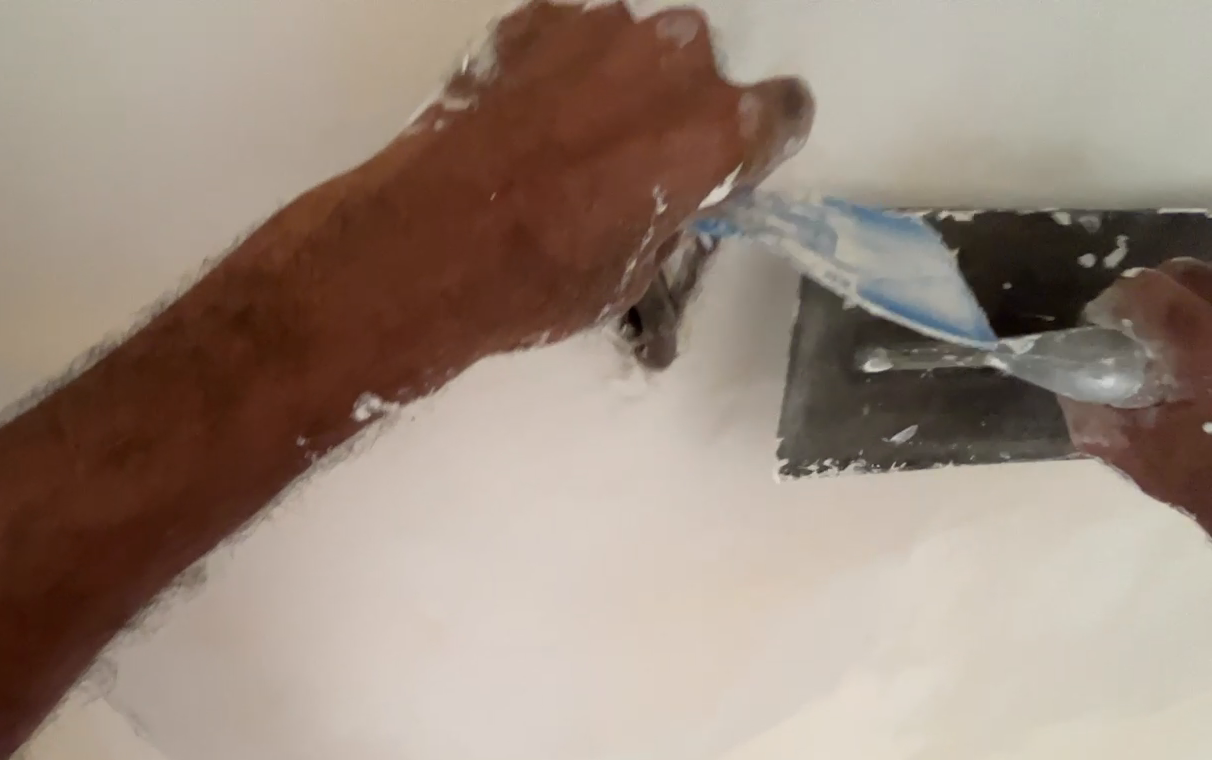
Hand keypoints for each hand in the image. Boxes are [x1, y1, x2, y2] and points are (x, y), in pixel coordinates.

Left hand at [264, 1, 812, 361]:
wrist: (430, 247)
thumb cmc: (538, 282)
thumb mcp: (626, 280)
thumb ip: (664, 223)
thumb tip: (662, 203)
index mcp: (714, 130)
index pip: (781, 115)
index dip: (754, 145)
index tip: (726, 167)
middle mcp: (671, 59)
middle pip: (697, 75)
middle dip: (671, 115)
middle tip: (624, 169)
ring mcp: (597, 28)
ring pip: (631, 52)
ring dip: (612, 90)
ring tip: (560, 151)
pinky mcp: (530, 21)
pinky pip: (565, 44)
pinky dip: (554, 76)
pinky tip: (519, 126)